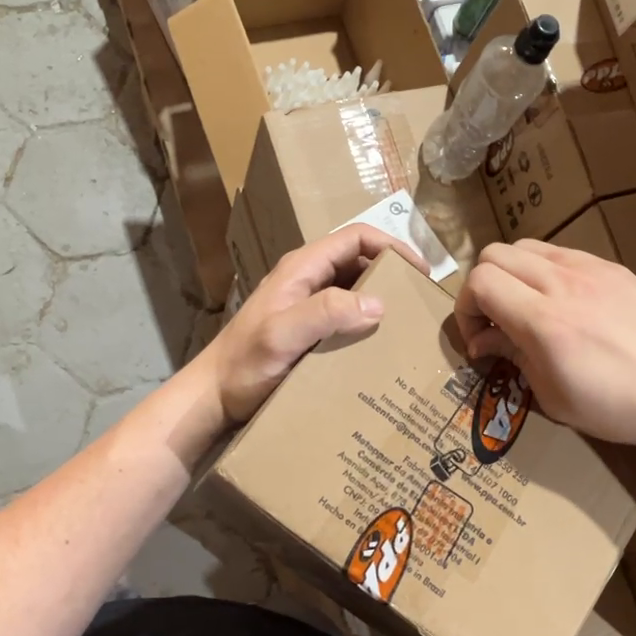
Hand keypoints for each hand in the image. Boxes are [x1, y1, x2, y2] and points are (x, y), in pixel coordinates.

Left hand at [197, 224, 429, 423]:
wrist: (214, 397)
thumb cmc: (244, 364)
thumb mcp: (282, 335)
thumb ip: (325, 312)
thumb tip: (378, 303)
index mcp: (302, 269)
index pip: (356, 238)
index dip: (392, 247)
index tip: (421, 272)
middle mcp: (307, 281)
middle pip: (360, 263)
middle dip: (393, 276)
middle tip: (421, 303)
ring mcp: (307, 307)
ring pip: (355, 292)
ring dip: (382, 303)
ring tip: (410, 326)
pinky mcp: (309, 333)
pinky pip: (346, 319)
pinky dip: (367, 326)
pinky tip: (382, 348)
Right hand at [454, 240, 635, 453]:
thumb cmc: (616, 408)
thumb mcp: (551, 396)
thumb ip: (512, 355)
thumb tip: (482, 339)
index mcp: (544, 321)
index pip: (480, 282)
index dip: (464, 309)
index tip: (476, 339)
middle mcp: (564, 283)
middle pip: (495, 254)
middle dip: (481, 288)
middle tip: (491, 323)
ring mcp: (592, 270)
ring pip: (526, 246)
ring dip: (510, 274)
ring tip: (521, 310)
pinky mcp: (614, 270)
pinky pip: (561, 253)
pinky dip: (543, 271)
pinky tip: (558, 304)